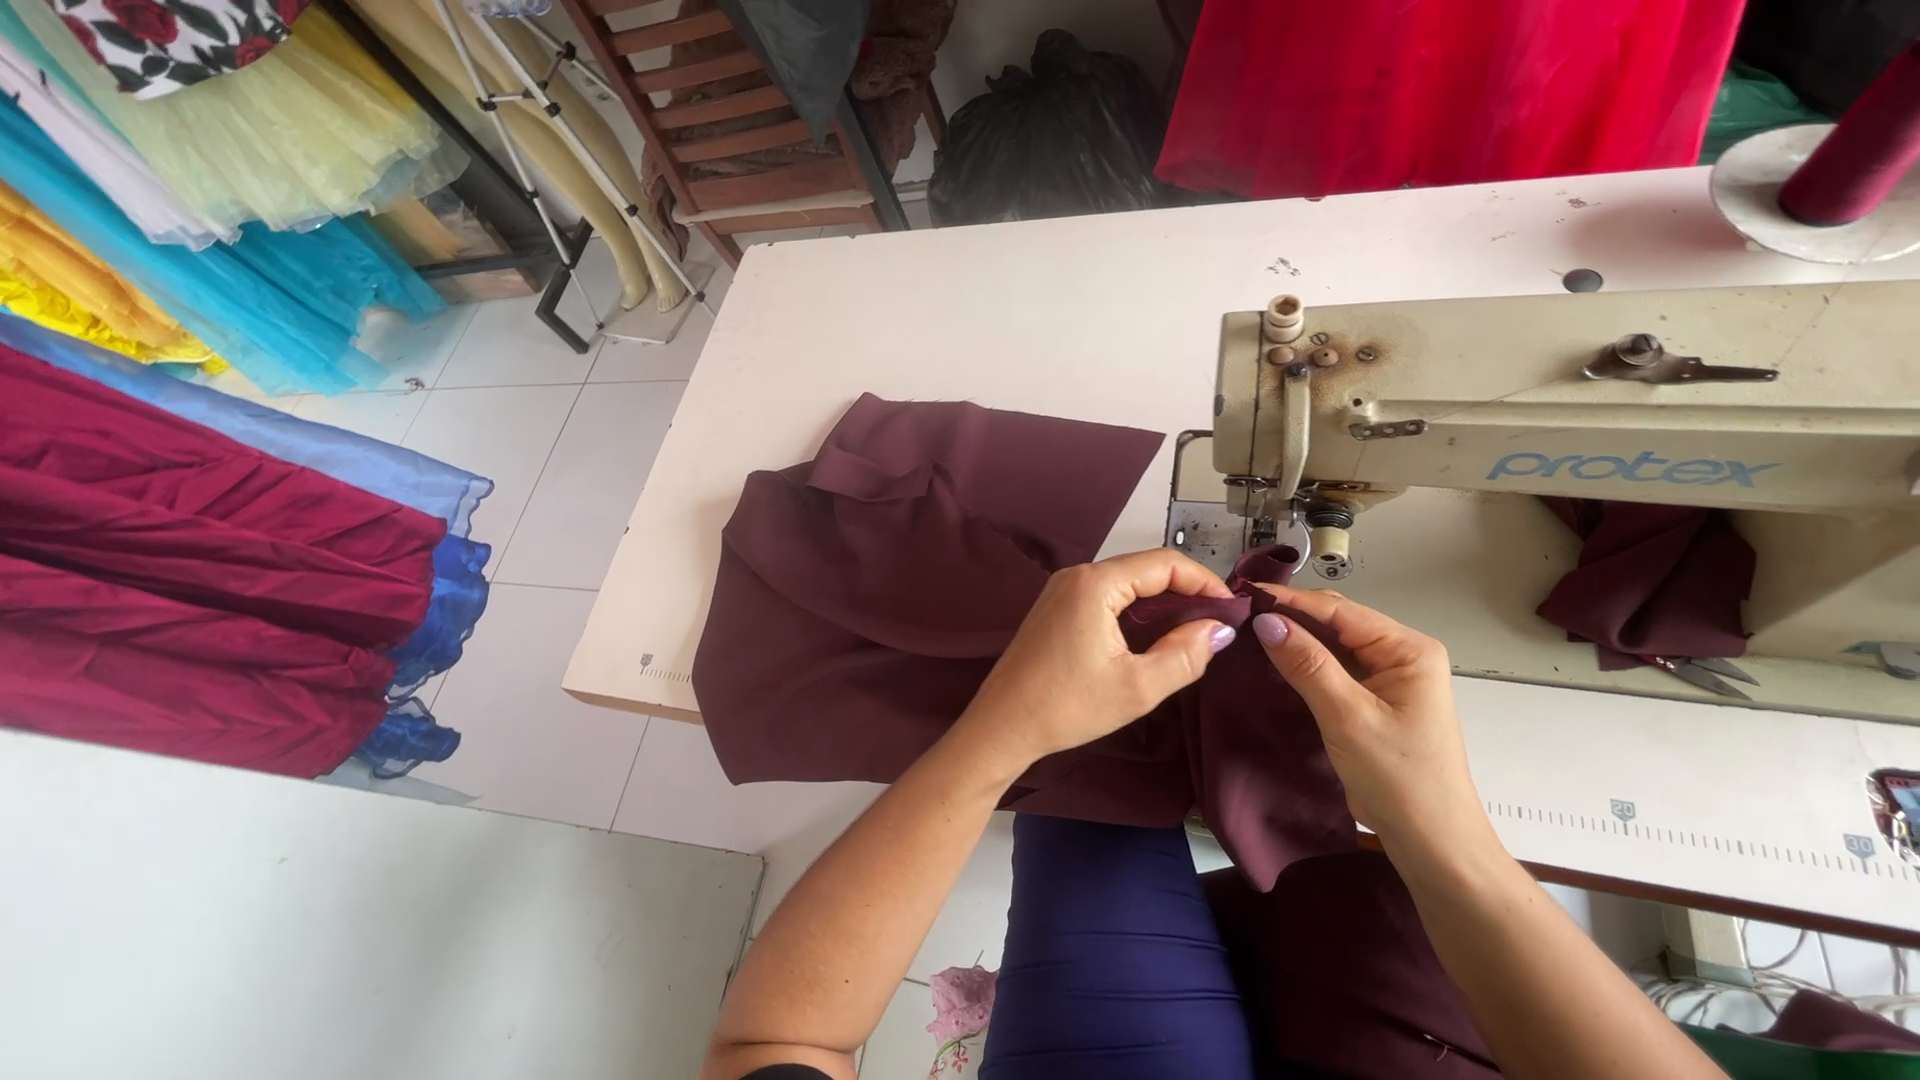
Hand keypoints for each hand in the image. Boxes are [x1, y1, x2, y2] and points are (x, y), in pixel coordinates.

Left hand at [954, 548, 1236, 768]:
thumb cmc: (1065, 707)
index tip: (1233, 610)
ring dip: (1162, 602)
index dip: (1205, 582)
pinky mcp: (1055, 609)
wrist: (1001, 727)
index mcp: (1094, 584)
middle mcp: (1076, 576)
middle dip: (1186, 591)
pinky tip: (1153, 636)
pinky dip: (1136, 610)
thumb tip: (1220, 629)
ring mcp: (1061, 591)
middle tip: (1219, 623)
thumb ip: (1186, 654)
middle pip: (1145, 568)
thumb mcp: (1138, 687)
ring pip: (1127, 583)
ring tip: (1194, 631)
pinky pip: (1107, 597)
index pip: (1165, 563)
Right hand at [1249, 585, 1491, 854]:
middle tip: (1241, 613)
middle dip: (1292, 616)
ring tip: (1249, 631)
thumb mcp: (1347, 716)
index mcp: (1409, 649)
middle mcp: (1402, 655)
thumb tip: (1265, 621)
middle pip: (1338, 622)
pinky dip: (1304, 663)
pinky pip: (1333, 668)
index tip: (1245, 596)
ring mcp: (1388, 678)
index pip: (1341, 611)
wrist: (1429, 839)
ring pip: (1333, 645)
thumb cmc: (1399, 776)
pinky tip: (1273, 661)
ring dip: (1296, 639)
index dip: (1292, 601)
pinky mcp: (1373, 700)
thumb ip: (1307, 664)